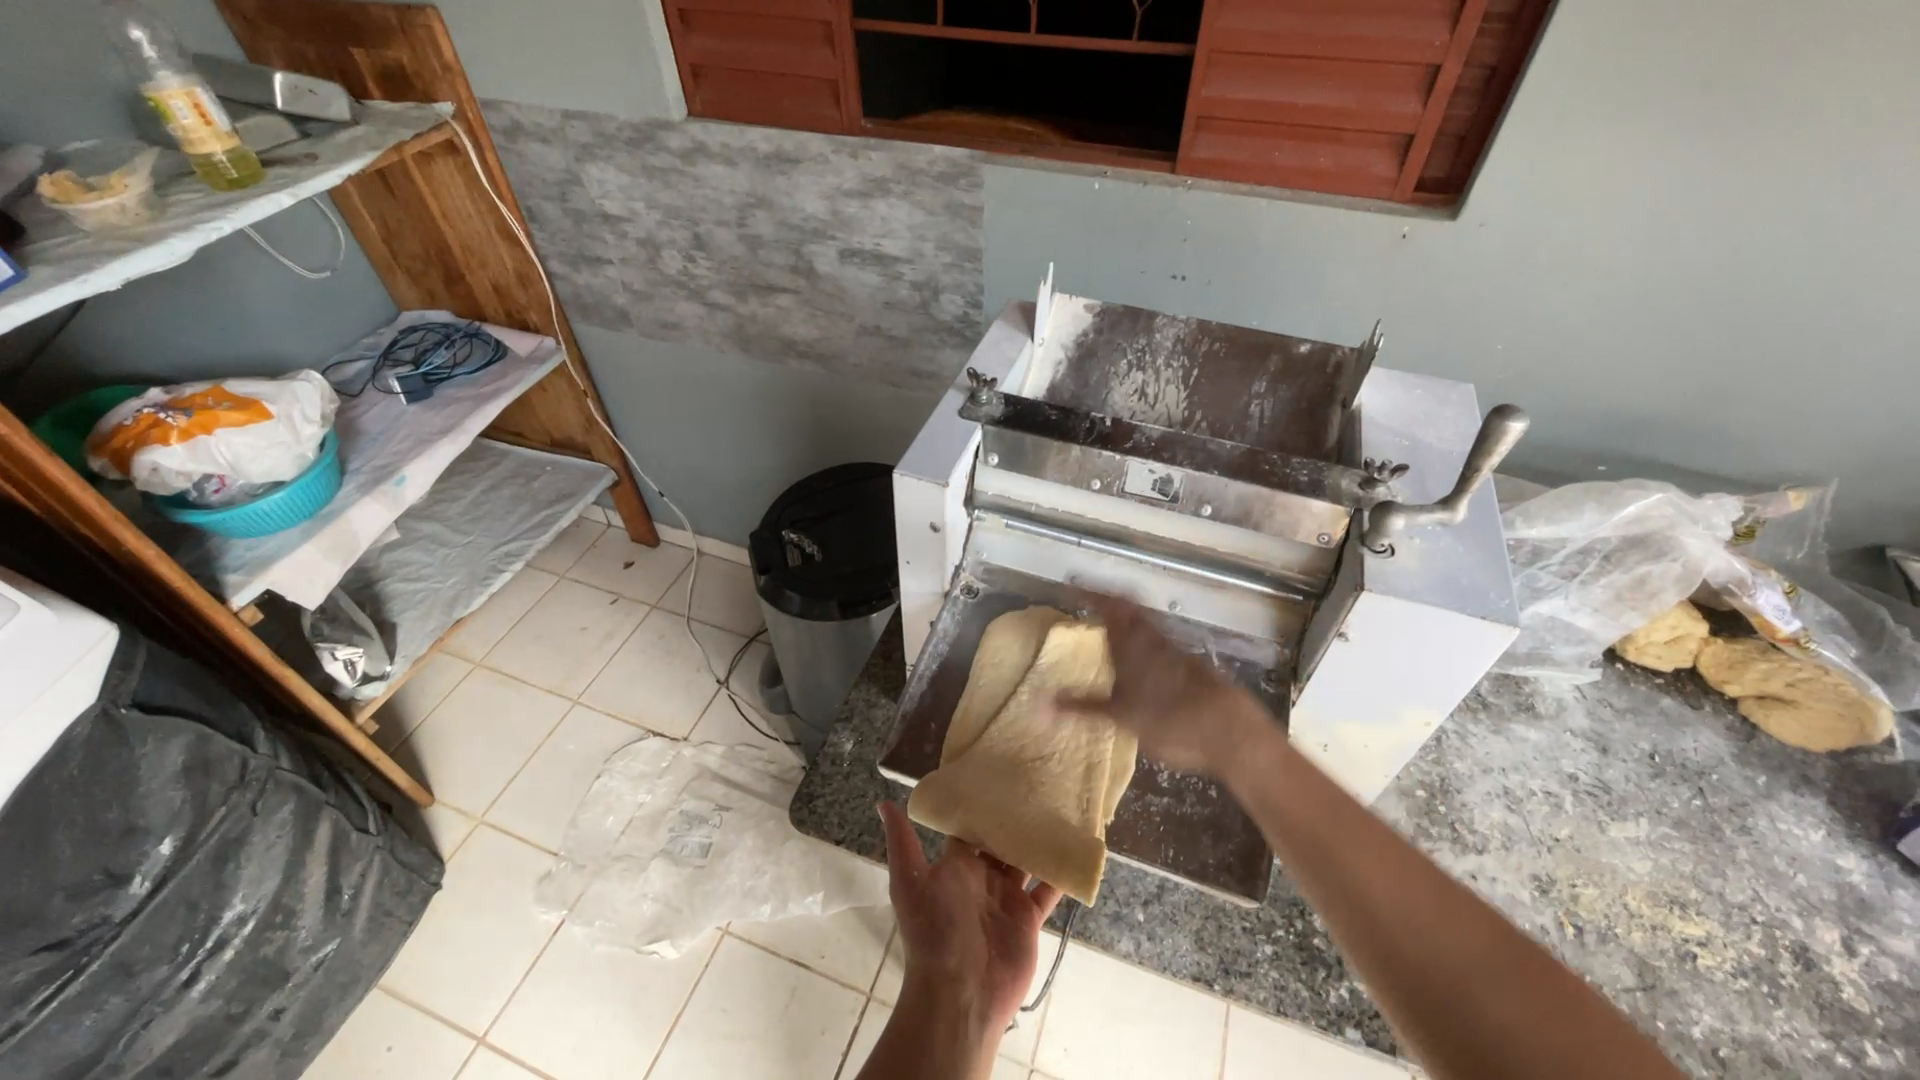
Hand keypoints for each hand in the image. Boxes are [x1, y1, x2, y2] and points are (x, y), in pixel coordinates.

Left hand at [878, 801, 1062, 1033]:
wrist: (959, 993)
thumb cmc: (932, 932)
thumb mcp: (909, 882)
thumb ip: (901, 842)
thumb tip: (884, 803)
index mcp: (954, 867)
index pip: (968, 829)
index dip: (980, 805)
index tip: (996, 775)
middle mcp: (981, 878)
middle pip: (1000, 842)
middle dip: (1013, 819)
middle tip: (1036, 783)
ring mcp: (1006, 898)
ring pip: (1025, 861)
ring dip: (1038, 841)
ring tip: (1059, 808)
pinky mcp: (1028, 919)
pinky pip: (1047, 892)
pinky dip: (1060, 875)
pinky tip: (1075, 851)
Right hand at [1053, 594, 1265, 774]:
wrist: (1231, 731)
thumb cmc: (1171, 720)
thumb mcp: (1119, 717)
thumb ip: (1080, 708)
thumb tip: (1038, 706)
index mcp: (1132, 643)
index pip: (1109, 605)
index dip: (1090, 592)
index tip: (1070, 586)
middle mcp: (1154, 639)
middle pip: (1131, 608)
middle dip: (1110, 601)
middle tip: (1090, 600)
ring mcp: (1177, 651)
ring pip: (1148, 623)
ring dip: (1129, 619)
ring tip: (1112, 626)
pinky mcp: (1193, 666)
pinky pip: (1162, 641)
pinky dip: (1146, 640)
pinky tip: (1144, 659)